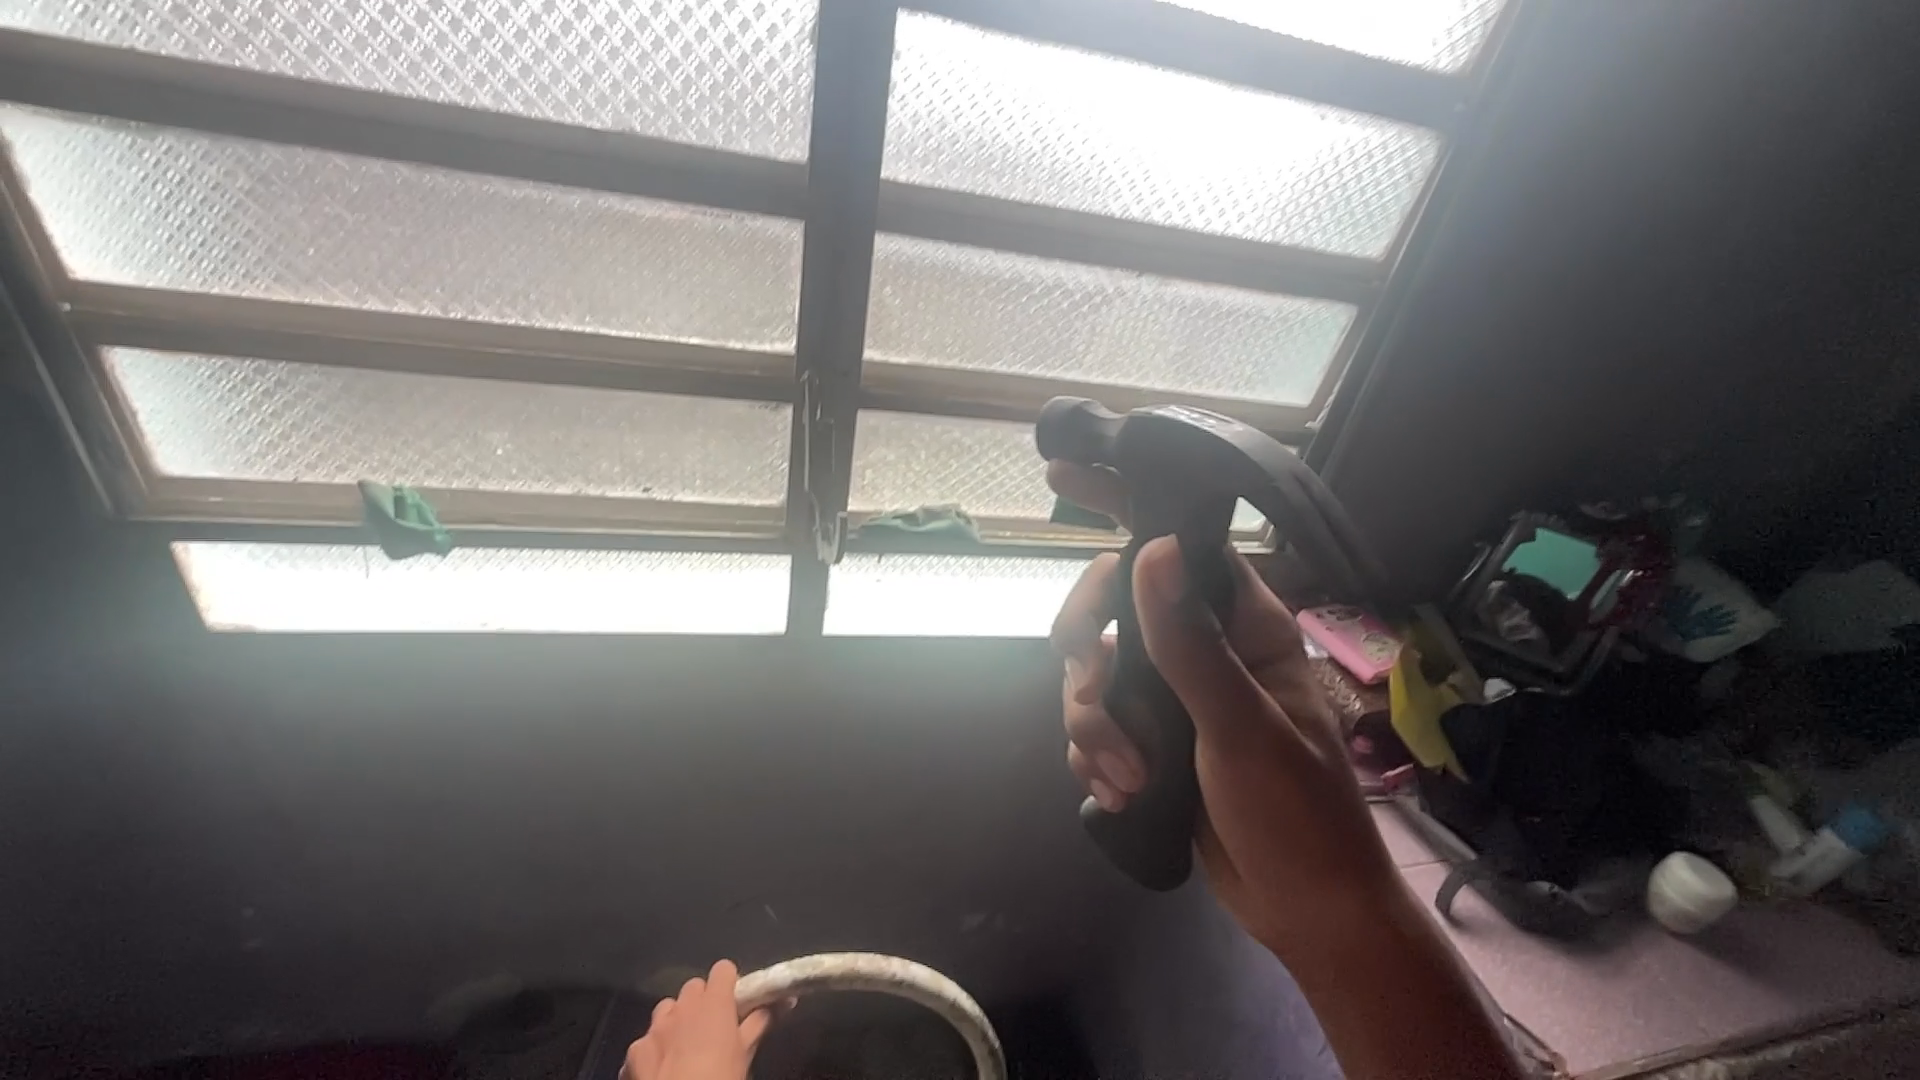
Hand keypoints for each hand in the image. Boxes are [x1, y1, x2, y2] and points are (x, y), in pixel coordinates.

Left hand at [622, 961, 773, 1079]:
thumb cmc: (720, 1078)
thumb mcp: (745, 1054)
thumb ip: (757, 1024)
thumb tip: (775, 1006)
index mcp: (714, 1002)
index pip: (723, 969)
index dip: (729, 983)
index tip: (734, 1001)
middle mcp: (683, 1006)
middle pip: (693, 987)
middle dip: (702, 1001)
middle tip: (712, 1027)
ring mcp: (656, 1027)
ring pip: (667, 1008)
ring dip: (675, 1020)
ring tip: (683, 1046)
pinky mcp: (635, 1050)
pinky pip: (646, 1039)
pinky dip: (654, 1049)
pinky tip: (660, 1068)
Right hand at [1047, 462, 1400, 957]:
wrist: (1303, 911)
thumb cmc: (1299, 814)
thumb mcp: (1243, 728)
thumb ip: (1190, 643)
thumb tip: (1154, 549)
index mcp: (1237, 625)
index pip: (1178, 543)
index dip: (1121, 503)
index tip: (1064, 475)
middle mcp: (1195, 648)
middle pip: (1106, 608)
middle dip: (1088, 657)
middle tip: (1098, 698)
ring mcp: (1166, 695)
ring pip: (1090, 672)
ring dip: (1092, 725)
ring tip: (1128, 776)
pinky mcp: (1145, 738)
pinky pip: (1090, 723)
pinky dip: (1092, 755)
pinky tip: (1120, 791)